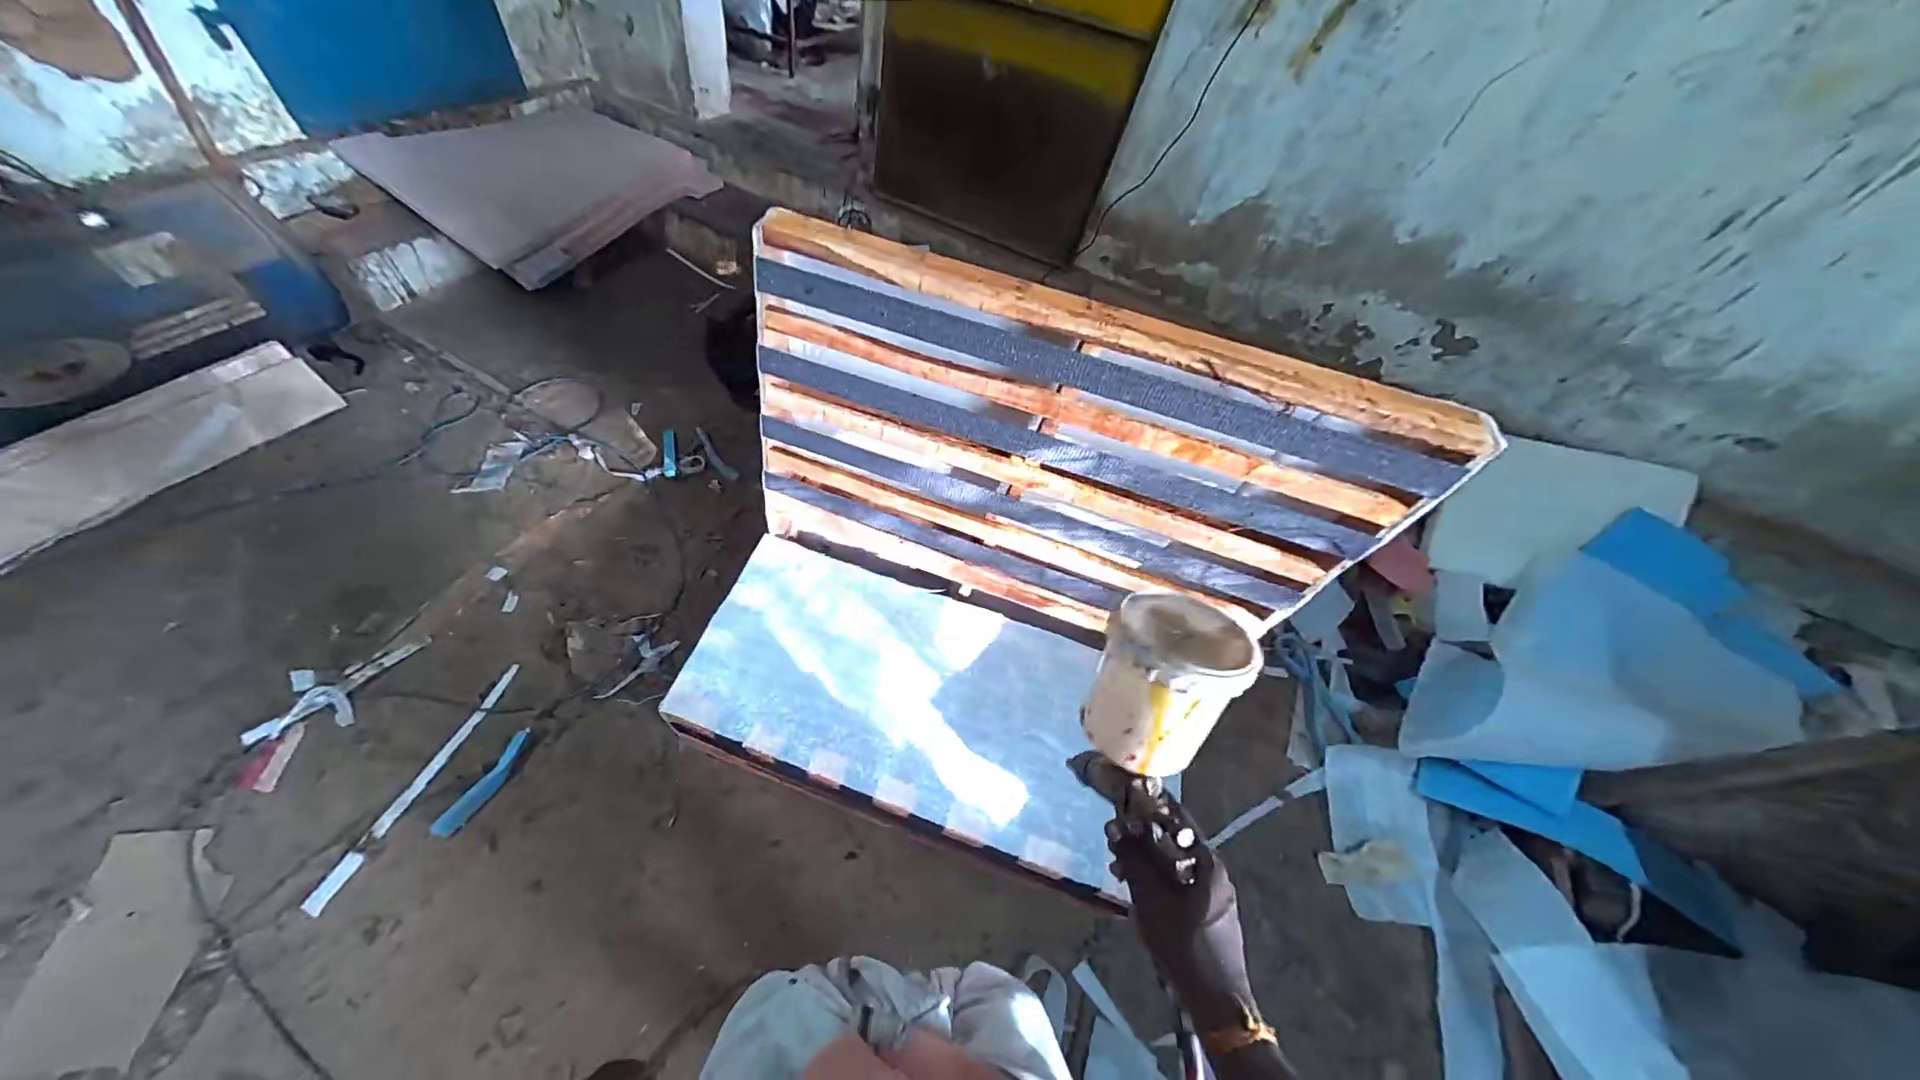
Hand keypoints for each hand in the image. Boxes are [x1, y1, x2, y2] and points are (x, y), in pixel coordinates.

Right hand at [1107, 812, 1255, 1031]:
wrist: (1215, 1000)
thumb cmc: (1183, 942)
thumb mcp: (1151, 898)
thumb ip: (1134, 859)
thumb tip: (1115, 826)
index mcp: (1209, 863)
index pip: (1179, 820)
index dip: (1151, 807)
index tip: (1126, 800)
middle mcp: (1215, 873)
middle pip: (1175, 843)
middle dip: (1142, 838)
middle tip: (1115, 839)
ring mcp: (1214, 895)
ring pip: (1174, 866)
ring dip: (1146, 861)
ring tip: (1118, 867)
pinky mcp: (1208, 914)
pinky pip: (1179, 885)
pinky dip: (1157, 881)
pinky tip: (1135, 890)